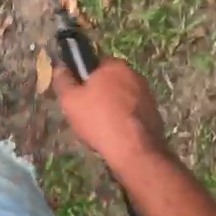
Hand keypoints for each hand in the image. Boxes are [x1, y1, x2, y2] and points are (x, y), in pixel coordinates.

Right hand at [52, 59, 168, 166]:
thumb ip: (63, 80)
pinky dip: (125, 120)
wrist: (134, 150)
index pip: (95, 65)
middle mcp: (135, 74)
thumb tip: (61, 68)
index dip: (84, 80)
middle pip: (110, 82)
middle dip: (100, 94)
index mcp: (115, 65)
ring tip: (102, 128)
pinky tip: (116, 134)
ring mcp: (148, 94)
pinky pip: (133, 112)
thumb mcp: (70, 100)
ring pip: (122, 98)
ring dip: (113, 108)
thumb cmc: (99, 120)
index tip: (78, 96)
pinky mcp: (155, 112)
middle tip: (87, 114)